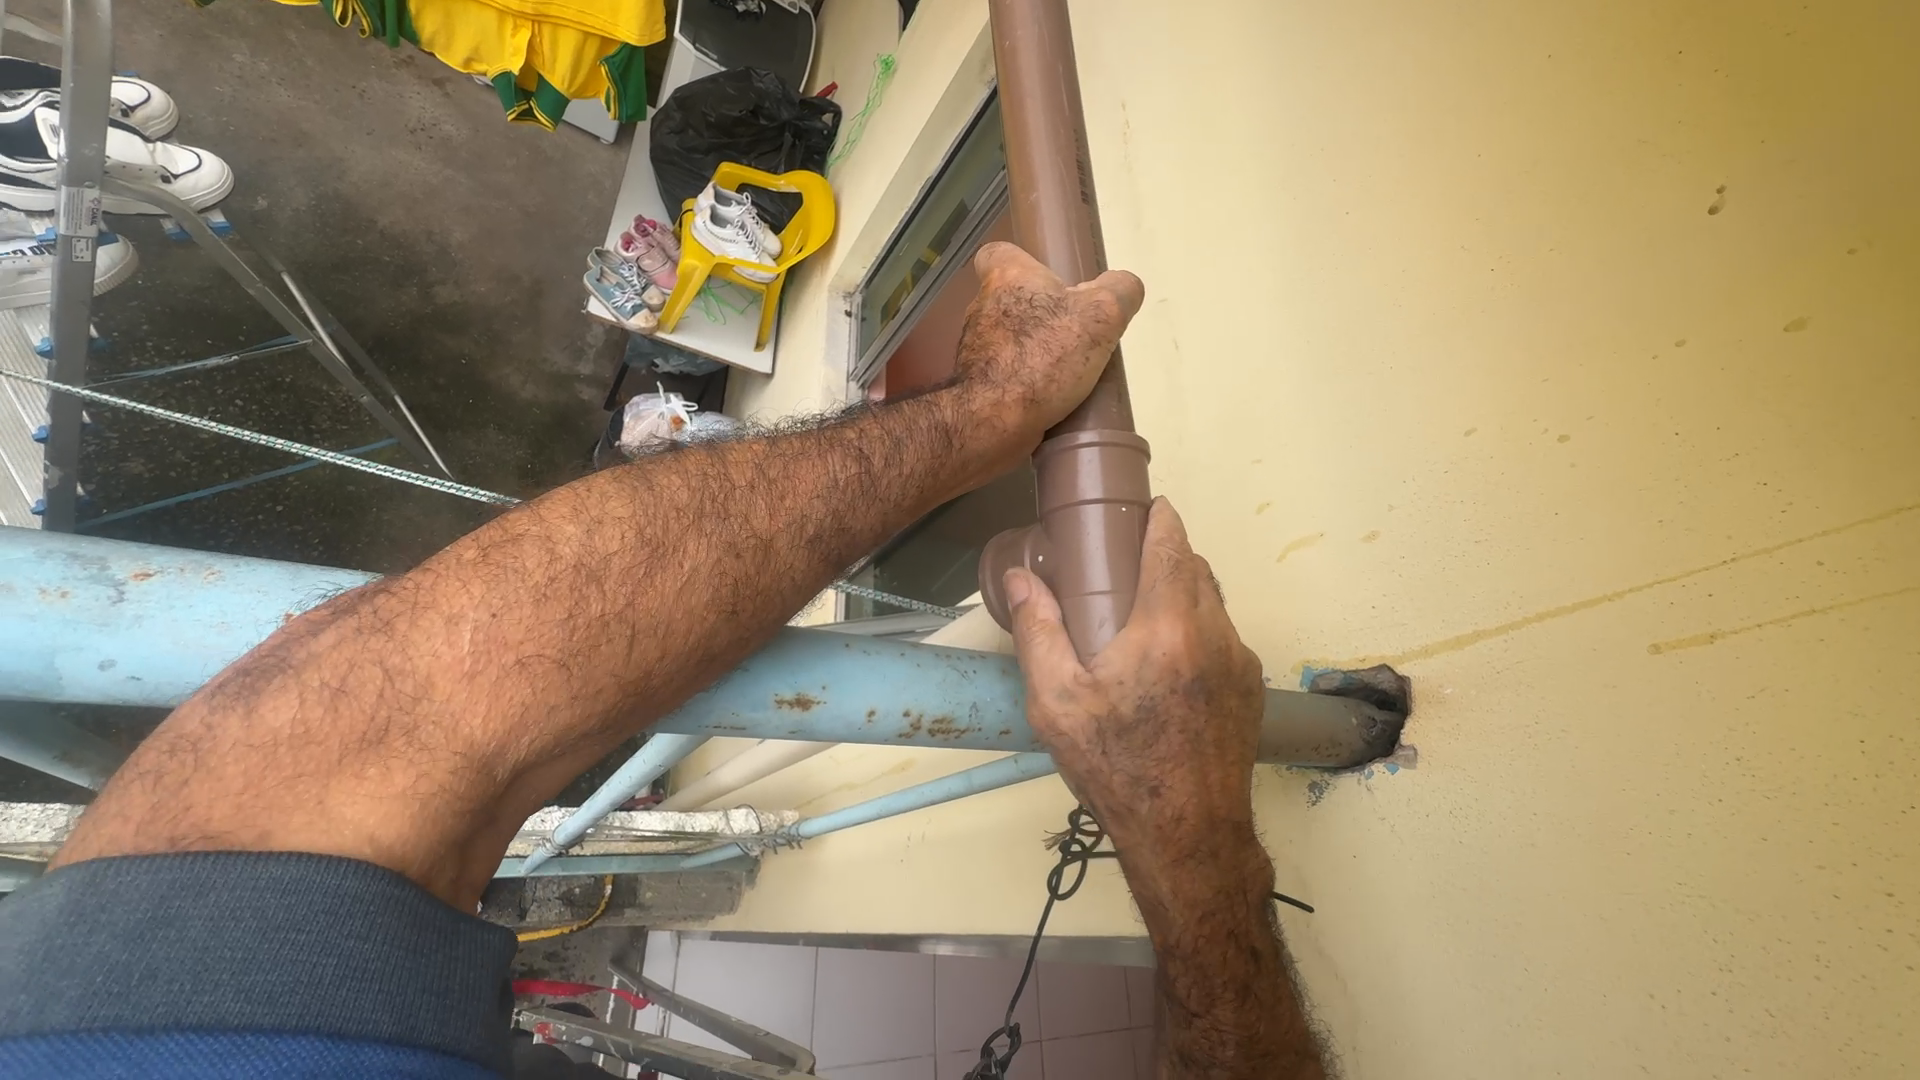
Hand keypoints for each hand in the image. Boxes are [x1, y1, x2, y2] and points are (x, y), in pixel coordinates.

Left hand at [953, 242, 1143, 468]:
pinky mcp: (975, 387)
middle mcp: (982, 308)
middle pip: (1011, 302)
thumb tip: (1123, 286)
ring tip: (1068, 374)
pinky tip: (1050, 400)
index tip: (1048, 283)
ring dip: (1033, 353)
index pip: (998, 254)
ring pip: (1007, 342)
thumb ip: (1119, 291)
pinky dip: (1024, 385)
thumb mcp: (1102, 315)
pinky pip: (1004, 378)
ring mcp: (974, 350)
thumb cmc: (1045, 356)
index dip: (1021, 264)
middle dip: (1040, 316)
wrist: (995, 419)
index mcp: (1005, 277)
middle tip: (1075, 335)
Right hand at [1005, 498, 1265, 855]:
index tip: (1143, 507)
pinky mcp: (1250, 689)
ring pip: (1213, 602)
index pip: (1172, 544)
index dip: (1160, 517)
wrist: (1187, 838)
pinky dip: (1197, 627)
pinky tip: (1165, 662)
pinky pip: (1223, 636)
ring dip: (1182, 591)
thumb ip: (1038, 630)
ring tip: (1140, 613)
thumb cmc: (1116, 767)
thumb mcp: (1056, 702)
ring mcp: (1240, 663)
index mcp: (1167, 627)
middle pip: (1196, 567)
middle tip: (1124, 563)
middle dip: (1166, 552)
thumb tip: (1021, 576)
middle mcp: (1214, 634)